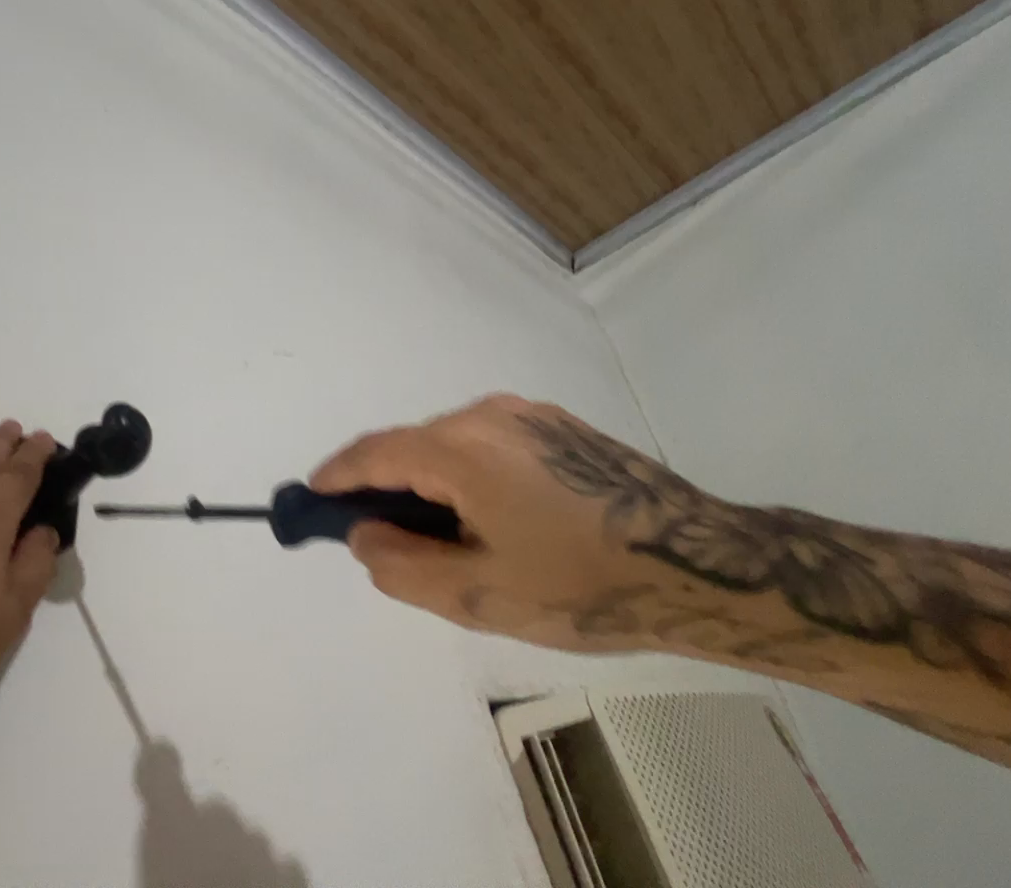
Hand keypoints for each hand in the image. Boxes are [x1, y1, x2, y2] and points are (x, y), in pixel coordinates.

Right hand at [311, 394, 717, 651]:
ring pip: (452, 444)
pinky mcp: (561, 427)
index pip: (376, 452)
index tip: (312, 499)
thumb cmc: (580, 586)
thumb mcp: (478, 595)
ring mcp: (531, 416)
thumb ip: (400, 566)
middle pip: (413, 445)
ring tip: (441, 540)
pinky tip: (490, 519)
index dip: (336, 476)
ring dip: (429, 482)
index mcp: (463, 449)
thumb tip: (364, 533)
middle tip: (380, 540)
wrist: (699, 565)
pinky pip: (490, 444)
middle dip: (385, 486)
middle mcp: (490, 415)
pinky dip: (467, 475)